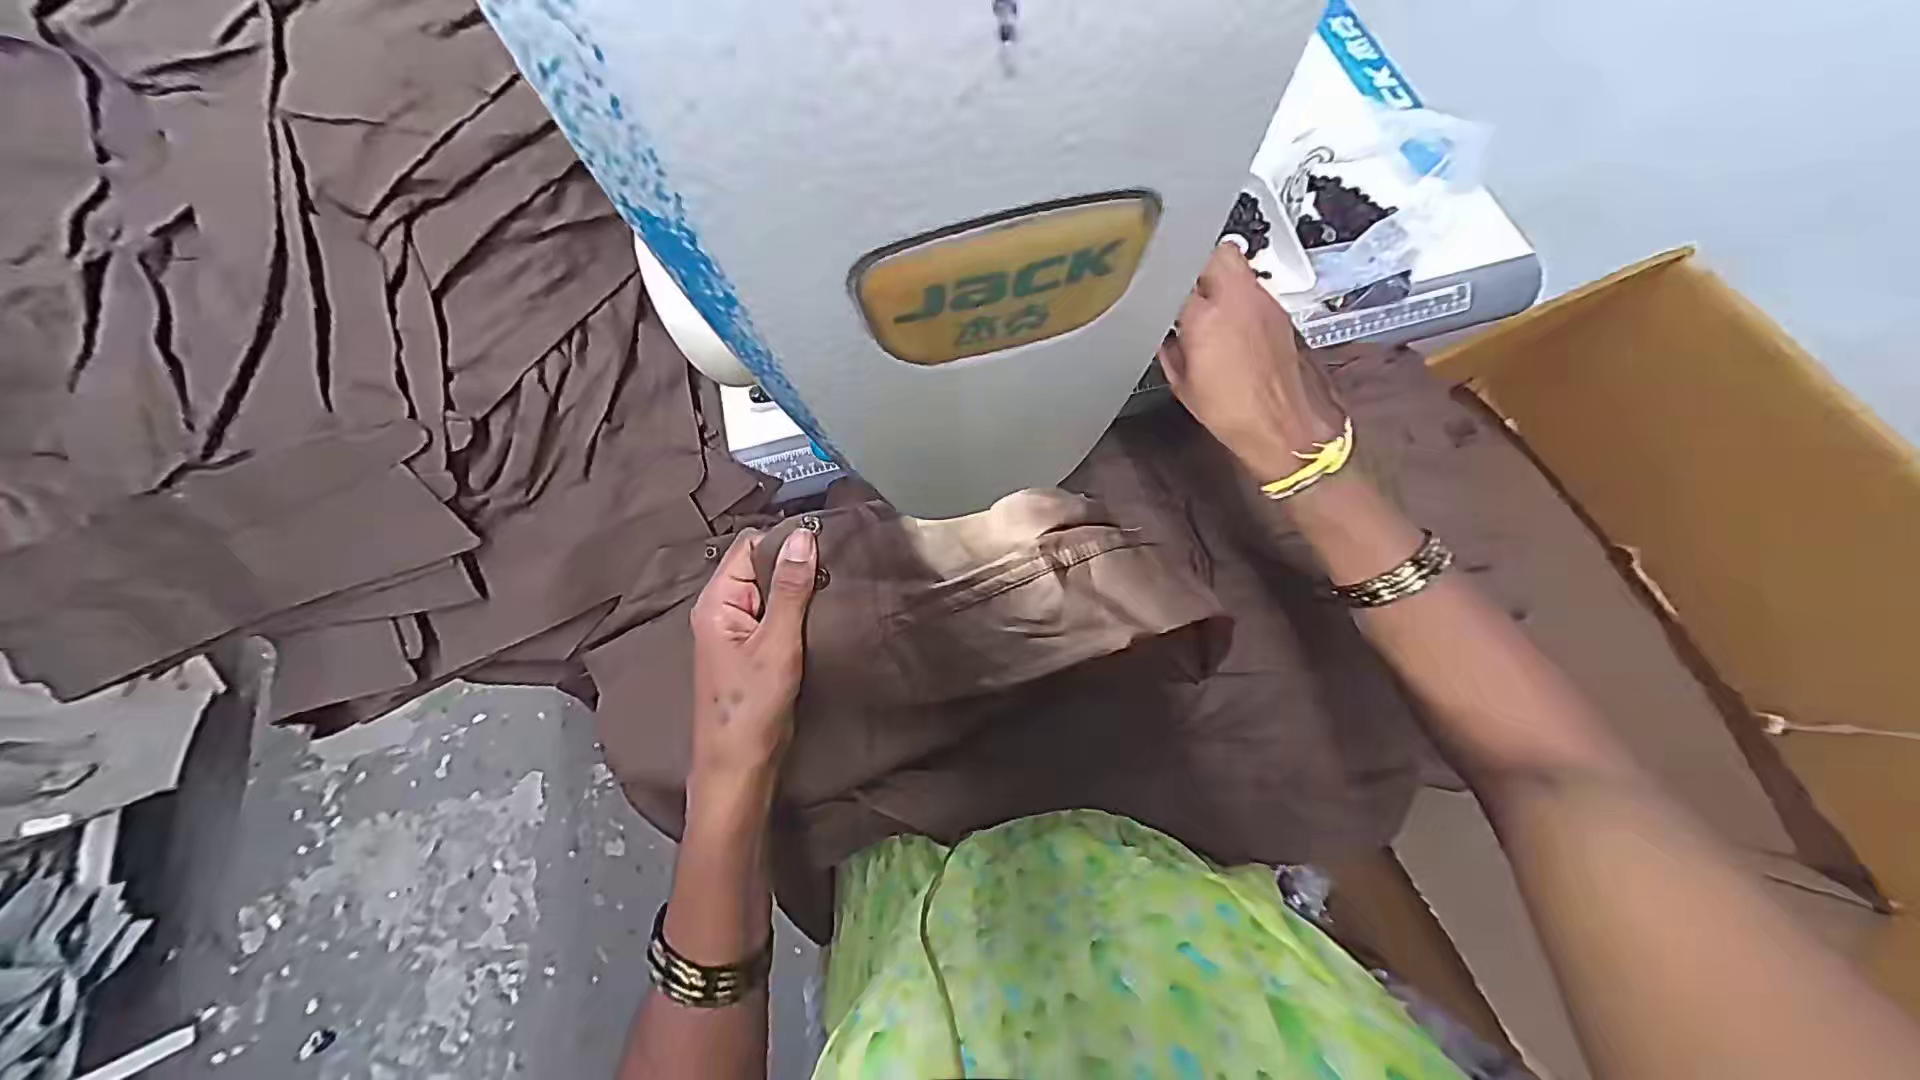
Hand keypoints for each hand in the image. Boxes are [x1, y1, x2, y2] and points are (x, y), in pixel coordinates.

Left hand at [688, 527, 817, 807]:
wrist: (740, 765)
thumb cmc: (750, 708)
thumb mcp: (777, 643)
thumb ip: (791, 588)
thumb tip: (803, 536)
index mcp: (717, 601)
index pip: (750, 546)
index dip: (784, 541)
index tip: (822, 542)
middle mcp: (724, 609)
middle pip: (761, 565)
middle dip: (795, 565)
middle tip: (833, 568)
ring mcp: (739, 629)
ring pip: (773, 590)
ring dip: (799, 589)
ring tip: (831, 590)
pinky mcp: (755, 647)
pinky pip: (778, 613)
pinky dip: (799, 610)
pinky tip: (820, 614)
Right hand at [1160, 244, 1346, 477]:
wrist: (1280, 426)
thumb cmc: (1233, 413)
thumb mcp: (1182, 384)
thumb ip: (1168, 349)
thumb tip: (1165, 335)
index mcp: (1205, 318)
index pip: (1175, 277)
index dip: (1161, 283)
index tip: (1153, 292)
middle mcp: (1238, 300)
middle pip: (1214, 252)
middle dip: (1194, 263)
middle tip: (1180, 285)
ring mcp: (1263, 303)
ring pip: (1237, 265)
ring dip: (1217, 277)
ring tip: (1203, 303)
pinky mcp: (1279, 313)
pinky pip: (1253, 288)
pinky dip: (1237, 296)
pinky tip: (1227, 323)